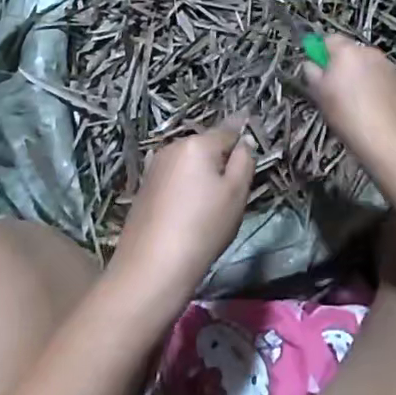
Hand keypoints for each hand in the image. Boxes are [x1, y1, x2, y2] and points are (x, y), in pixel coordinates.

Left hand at [116, 115, 253, 294]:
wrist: (153, 265)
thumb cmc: (204, 226)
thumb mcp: (236, 193)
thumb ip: (244, 161)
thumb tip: (243, 143)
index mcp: (197, 143)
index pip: (229, 129)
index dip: (243, 138)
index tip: (251, 152)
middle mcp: (172, 147)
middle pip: (206, 146)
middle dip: (220, 160)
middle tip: (232, 190)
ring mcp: (154, 167)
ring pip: (188, 163)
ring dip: (200, 174)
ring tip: (209, 205)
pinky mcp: (144, 187)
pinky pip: (173, 178)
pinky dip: (184, 188)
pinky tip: (187, 213)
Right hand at [302, 35, 395, 169]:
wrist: (389, 141)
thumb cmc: (348, 117)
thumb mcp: (320, 97)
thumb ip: (312, 74)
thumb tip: (312, 64)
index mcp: (347, 52)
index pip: (330, 39)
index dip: (323, 54)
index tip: (322, 74)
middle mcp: (371, 53)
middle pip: (353, 53)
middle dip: (346, 67)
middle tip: (340, 92)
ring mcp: (392, 66)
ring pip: (372, 66)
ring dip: (365, 77)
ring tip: (362, 105)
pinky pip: (389, 79)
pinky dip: (383, 88)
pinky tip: (381, 110)